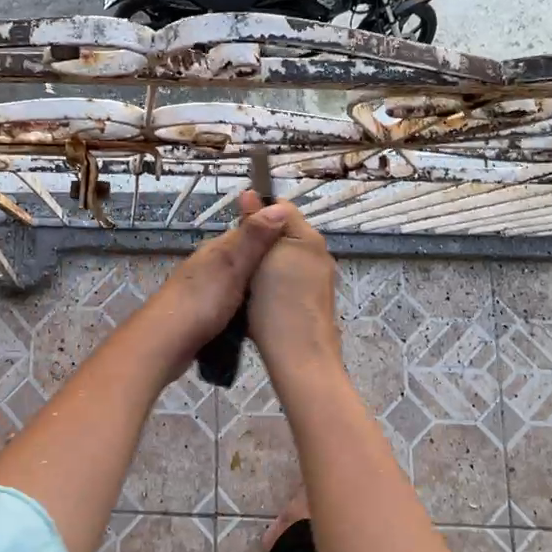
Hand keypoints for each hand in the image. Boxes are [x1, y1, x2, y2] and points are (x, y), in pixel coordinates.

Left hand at [142, 196, 288, 365]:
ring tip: (281, 297)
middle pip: (244, 257)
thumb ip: (254, 238)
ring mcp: (205, 287)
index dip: (272, 235)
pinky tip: (257, 316)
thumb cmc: (202, 300)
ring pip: (238, 280)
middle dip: (266, 264)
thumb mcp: (232, 265)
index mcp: (217, 248)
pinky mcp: (204, 310)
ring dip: (255, 286)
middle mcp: (210, 262)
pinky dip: (245, 304)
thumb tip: (279, 206)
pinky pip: (231, 300)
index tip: (298, 247)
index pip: (250, 231)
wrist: (166, 340)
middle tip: (295, 278)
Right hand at [239, 191, 340, 374]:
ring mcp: (316, 281)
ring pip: (281, 260)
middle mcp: (317, 255)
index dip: (256, 212)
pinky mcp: (311, 302)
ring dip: (261, 265)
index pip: (281, 208)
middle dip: (257, 241)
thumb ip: (257, 224)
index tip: (234, 228)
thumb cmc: (278, 302)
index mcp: (308, 238)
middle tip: (235, 257)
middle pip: (280, 235)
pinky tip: (254, 300)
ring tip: (241, 279)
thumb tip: (250, 193)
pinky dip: (269, 284)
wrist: (300, 358)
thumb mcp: (262, 256)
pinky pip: (285, 281)